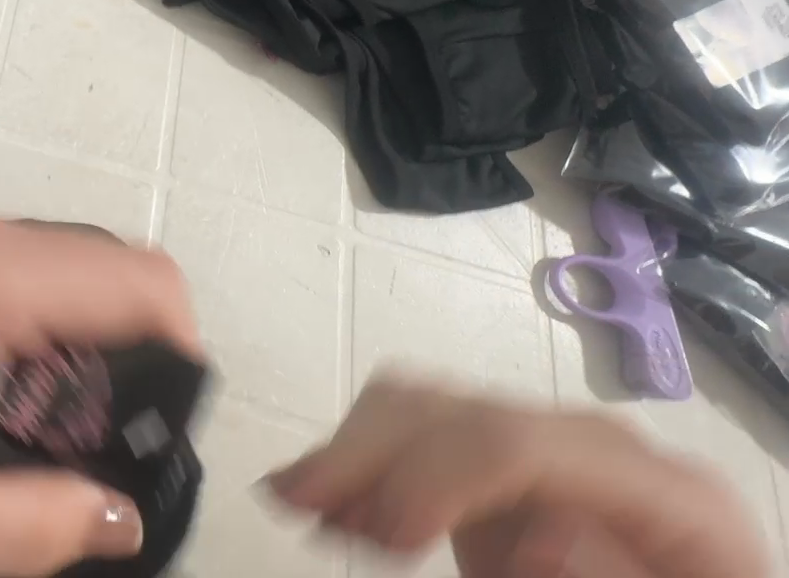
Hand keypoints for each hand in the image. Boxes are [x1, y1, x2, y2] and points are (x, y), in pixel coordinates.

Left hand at [0, 186, 200, 575]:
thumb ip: (22, 524)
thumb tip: (119, 512)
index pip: (134, 280)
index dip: (175, 364)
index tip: (149, 447)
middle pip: (93, 284)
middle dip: (109, 379)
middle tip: (58, 474)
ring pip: (45, 288)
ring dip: (51, 371)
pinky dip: (7, 349)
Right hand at [265, 375, 768, 577]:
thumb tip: (541, 537)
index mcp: (653, 486)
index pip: (512, 444)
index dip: (429, 478)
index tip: (380, 540)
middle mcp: (583, 442)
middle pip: (446, 412)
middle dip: (359, 453)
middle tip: (293, 503)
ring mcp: (532, 439)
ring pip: (409, 405)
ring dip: (344, 450)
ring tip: (299, 502)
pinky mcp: (487, 453)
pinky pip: (404, 430)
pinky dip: (353, 455)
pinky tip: (325, 493)